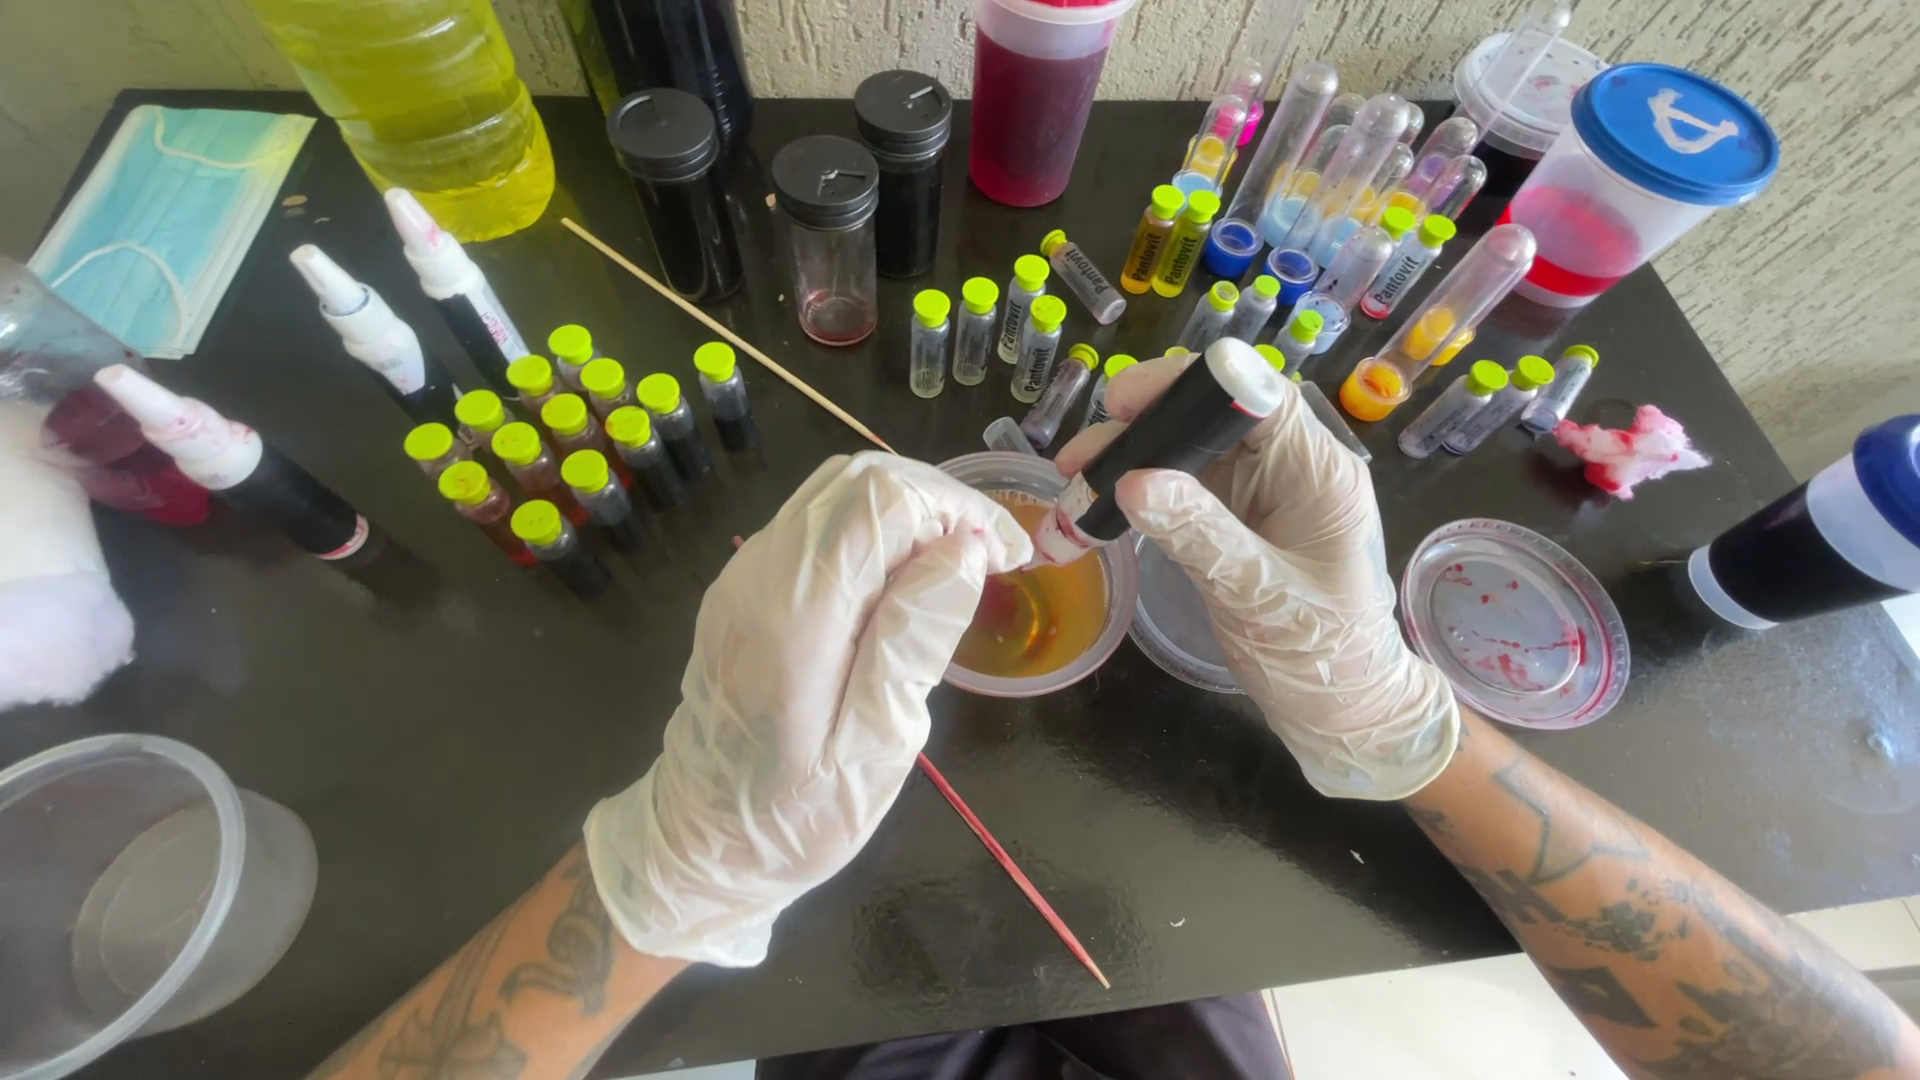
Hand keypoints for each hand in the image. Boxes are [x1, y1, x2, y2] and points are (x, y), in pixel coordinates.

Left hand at [584, 453, 1030, 965]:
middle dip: (941, 501)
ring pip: (839, 490)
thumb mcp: (878, 743)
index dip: (960, 510)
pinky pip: (819, 521)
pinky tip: (905, 575)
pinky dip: (877, 526)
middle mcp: (762, 570)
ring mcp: (747, 571)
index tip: (1009, 558)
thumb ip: (918, 636)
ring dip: (911, 508)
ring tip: (957, 562)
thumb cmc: (797, 813)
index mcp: (796, 610)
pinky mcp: (747, 583)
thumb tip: (965, 548)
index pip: (885, 499)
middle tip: (992, 557)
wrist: (699, 840)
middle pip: (861, 479)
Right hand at [1055, 355, 1457, 799]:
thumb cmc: (1321, 655)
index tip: (1121, 404)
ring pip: (1185, 451)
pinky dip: (1136, 494)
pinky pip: (1179, 490)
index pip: (1254, 393)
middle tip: (1077, 459)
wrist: (1342, 707)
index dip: (1187, 385)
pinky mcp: (1232, 520)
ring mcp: (1257, 494)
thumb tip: (1131, 480)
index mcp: (1316, 472)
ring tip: (1073, 484)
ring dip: (1128, 460)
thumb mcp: (1258, 595)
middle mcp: (1288, 469)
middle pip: (1208, 417)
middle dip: (1140, 428)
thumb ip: (1201, 535)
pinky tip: (1098, 507)